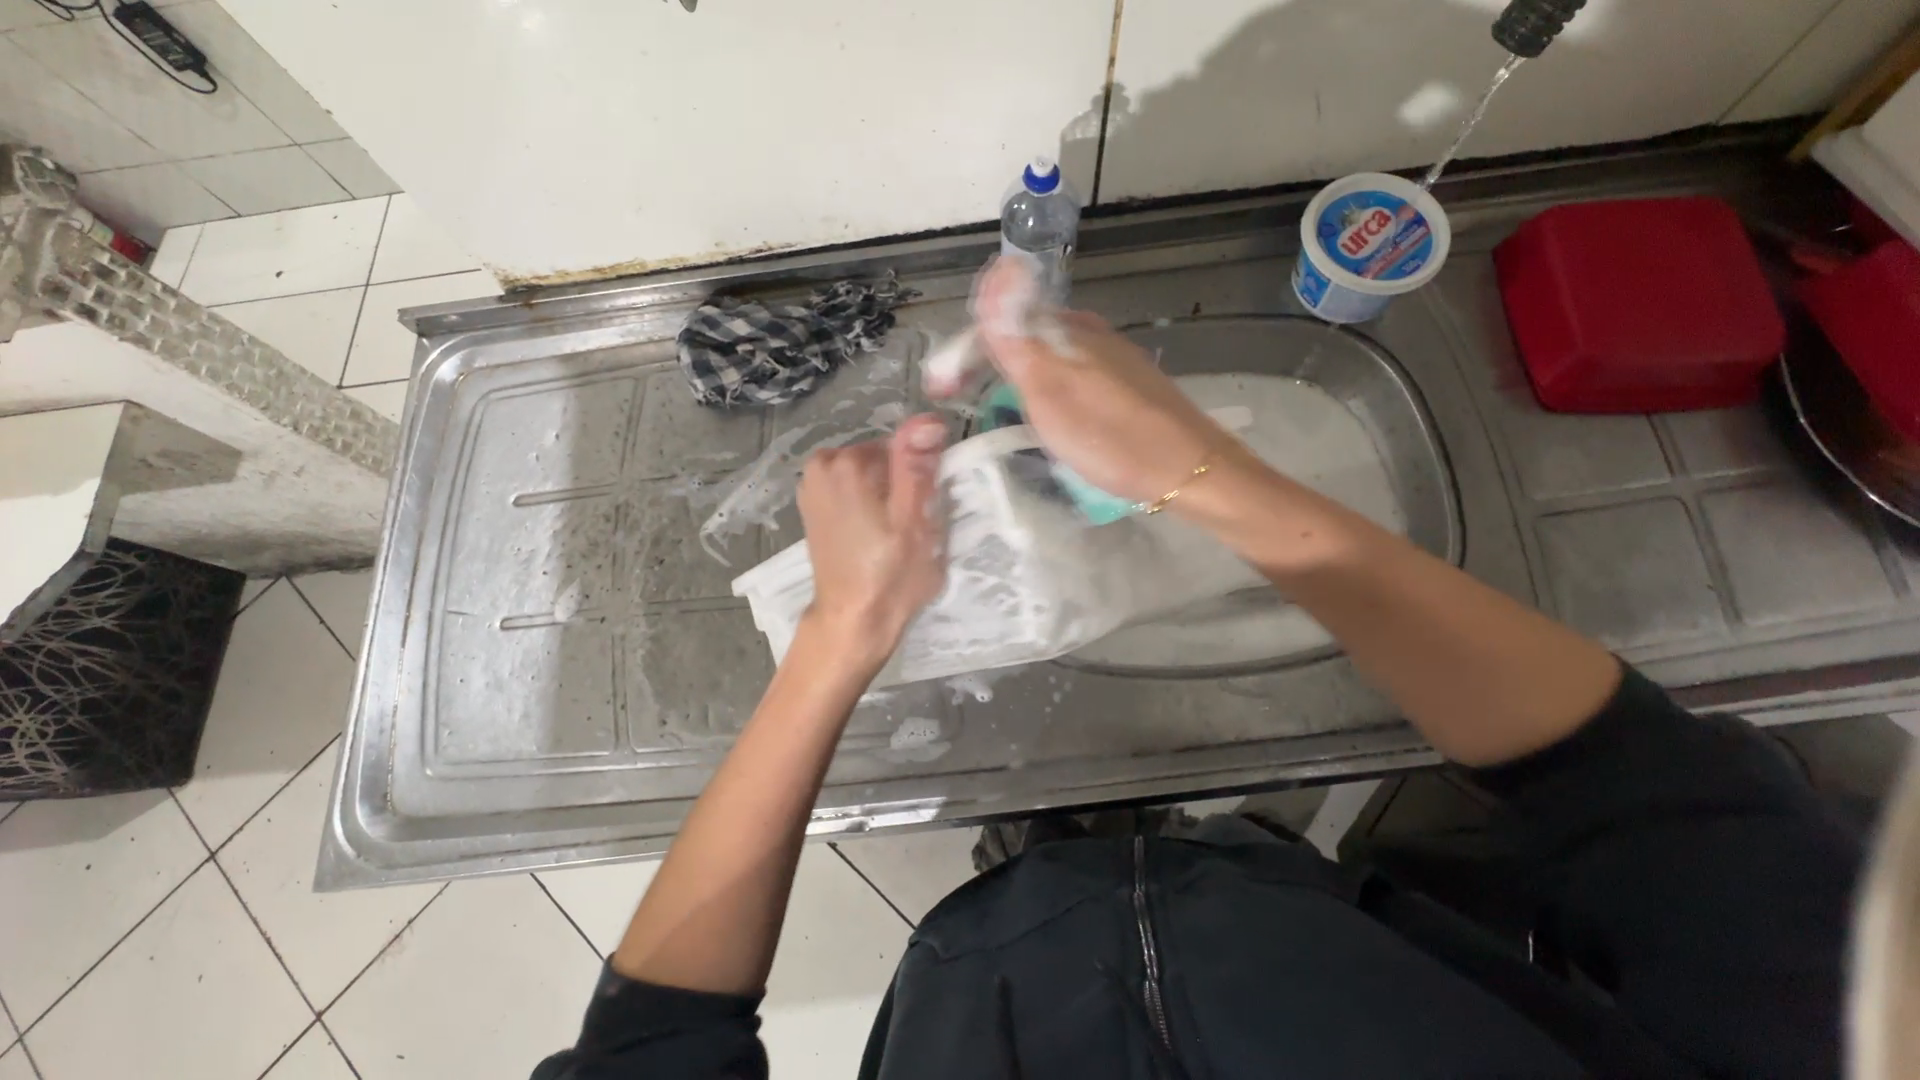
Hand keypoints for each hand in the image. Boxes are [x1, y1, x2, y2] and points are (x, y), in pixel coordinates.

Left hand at [796, 413, 948, 666]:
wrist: (853, 618)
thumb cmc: (890, 572)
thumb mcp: (914, 518)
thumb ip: (917, 464)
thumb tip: (927, 418)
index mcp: (845, 461)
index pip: (901, 447)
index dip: (918, 477)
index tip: (922, 509)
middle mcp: (821, 465)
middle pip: (881, 459)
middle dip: (899, 485)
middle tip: (908, 525)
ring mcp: (812, 487)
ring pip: (868, 476)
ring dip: (885, 497)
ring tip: (891, 533)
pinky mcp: (812, 508)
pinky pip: (851, 490)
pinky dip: (866, 506)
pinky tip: (874, 535)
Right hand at [973, 256, 1231, 503]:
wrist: (1189, 469)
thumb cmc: (1111, 437)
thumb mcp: (1050, 391)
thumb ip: (1017, 338)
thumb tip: (998, 271)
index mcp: (1065, 330)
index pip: (999, 320)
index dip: (966, 352)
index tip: (944, 390)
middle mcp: (1087, 334)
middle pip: (1023, 337)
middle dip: (987, 366)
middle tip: (965, 406)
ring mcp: (1109, 358)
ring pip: (1048, 358)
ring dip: (1016, 380)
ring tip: (1003, 418)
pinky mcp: (1126, 383)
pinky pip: (1072, 376)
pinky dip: (1048, 392)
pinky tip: (1050, 420)